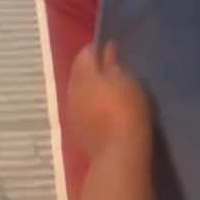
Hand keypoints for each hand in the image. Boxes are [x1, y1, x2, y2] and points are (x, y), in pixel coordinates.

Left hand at [66, 42, 152, 161]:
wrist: (119, 151)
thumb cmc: (127, 110)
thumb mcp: (128, 81)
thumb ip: (114, 64)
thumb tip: (106, 50)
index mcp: (84, 75)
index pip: (86, 52)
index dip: (99, 48)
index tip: (114, 51)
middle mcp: (71, 89)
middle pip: (79, 71)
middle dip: (92, 68)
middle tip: (113, 70)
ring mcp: (71, 110)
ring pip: (78, 90)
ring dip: (90, 87)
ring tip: (109, 91)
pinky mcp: (75, 128)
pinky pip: (80, 107)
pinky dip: (89, 103)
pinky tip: (103, 109)